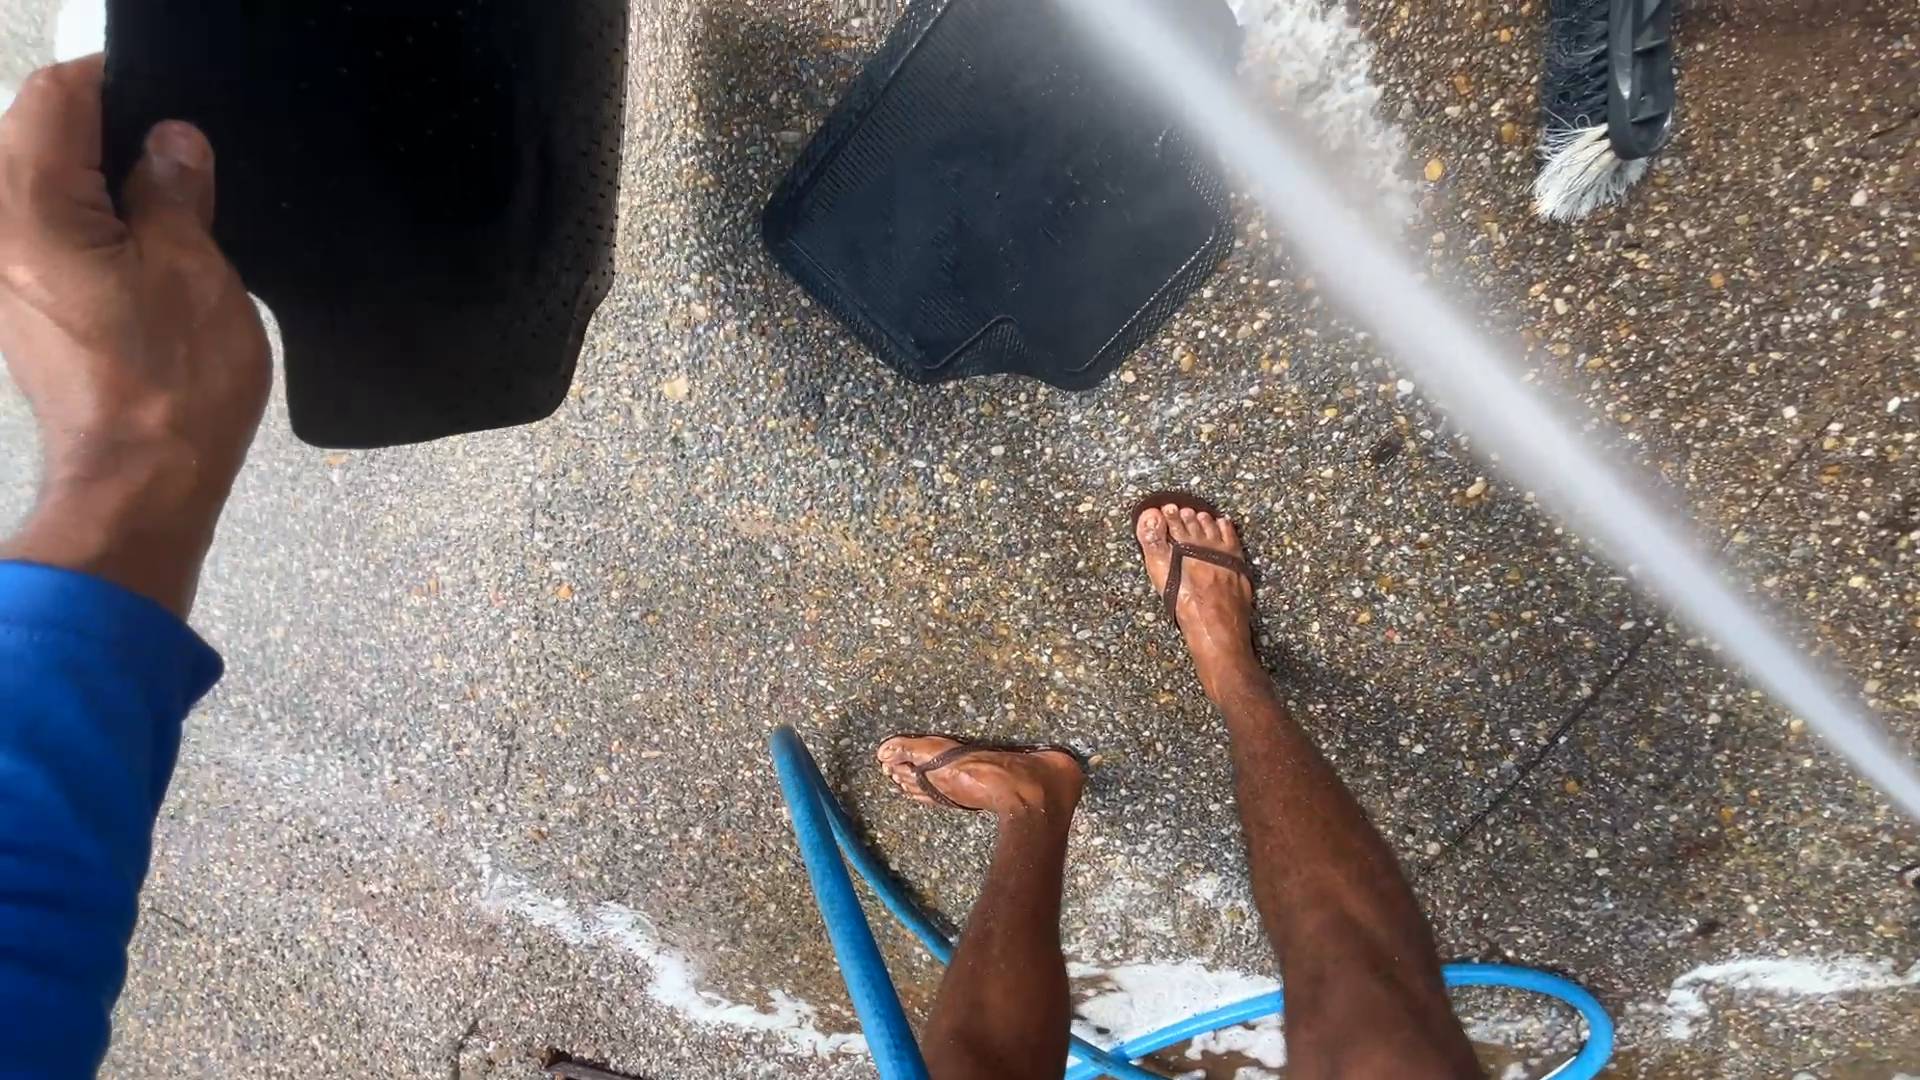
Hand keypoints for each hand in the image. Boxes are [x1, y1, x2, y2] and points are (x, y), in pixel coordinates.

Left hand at [0, 55, 268, 617]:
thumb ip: (176, 195)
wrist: (143, 467)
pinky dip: (102, 224)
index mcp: (25, 203)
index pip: (53, 99)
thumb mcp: (197, 273)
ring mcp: (1, 264)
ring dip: (110, 185)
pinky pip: (53, 231)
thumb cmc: (178, 372)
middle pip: (38, 139)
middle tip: (191, 161)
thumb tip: (173, 139)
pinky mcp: (20, 299)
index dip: (113, 82)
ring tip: (181, 210)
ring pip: (47, 188)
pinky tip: (155, 252)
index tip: (171, 92)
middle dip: (113, 135)